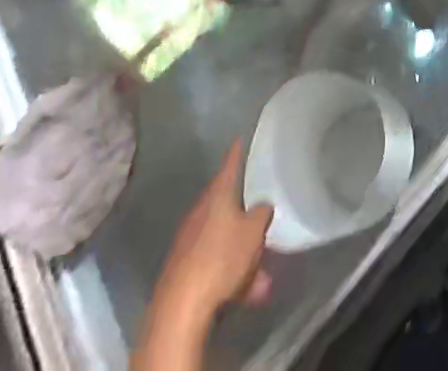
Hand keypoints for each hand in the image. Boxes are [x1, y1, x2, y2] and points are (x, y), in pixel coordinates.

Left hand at [151, 142, 273, 324]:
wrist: (181, 309)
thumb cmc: (222, 257)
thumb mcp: (255, 229)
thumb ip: (262, 211)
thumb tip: (261, 205)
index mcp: (216, 198)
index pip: (229, 167)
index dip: (237, 152)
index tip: (241, 138)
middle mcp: (200, 215)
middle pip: (228, 204)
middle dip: (248, 210)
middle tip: (266, 211)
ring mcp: (189, 242)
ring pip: (226, 236)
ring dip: (245, 248)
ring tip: (265, 269)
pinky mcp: (186, 267)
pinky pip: (218, 259)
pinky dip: (235, 267)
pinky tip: (250, 286)